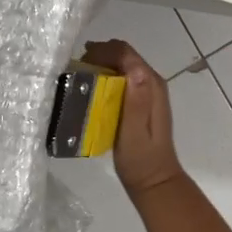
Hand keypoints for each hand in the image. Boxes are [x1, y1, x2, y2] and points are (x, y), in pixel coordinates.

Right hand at [81, 39, 184, 197]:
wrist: (154, 181)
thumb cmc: (141, 159)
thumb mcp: (134, 132)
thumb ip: (136, 101)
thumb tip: (135, 69)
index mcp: (151, 84)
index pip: (125, 53)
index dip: (102, 51)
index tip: (80, 61)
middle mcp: (151, 81)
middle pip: (124, 55)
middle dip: (100, 55)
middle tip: (76, 68)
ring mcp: (148, 89)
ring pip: (122, 64)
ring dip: (102, 64)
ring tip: (80, 75)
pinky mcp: (141, 98)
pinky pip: (122, 76)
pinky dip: (105, 75)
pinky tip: (92, 87)